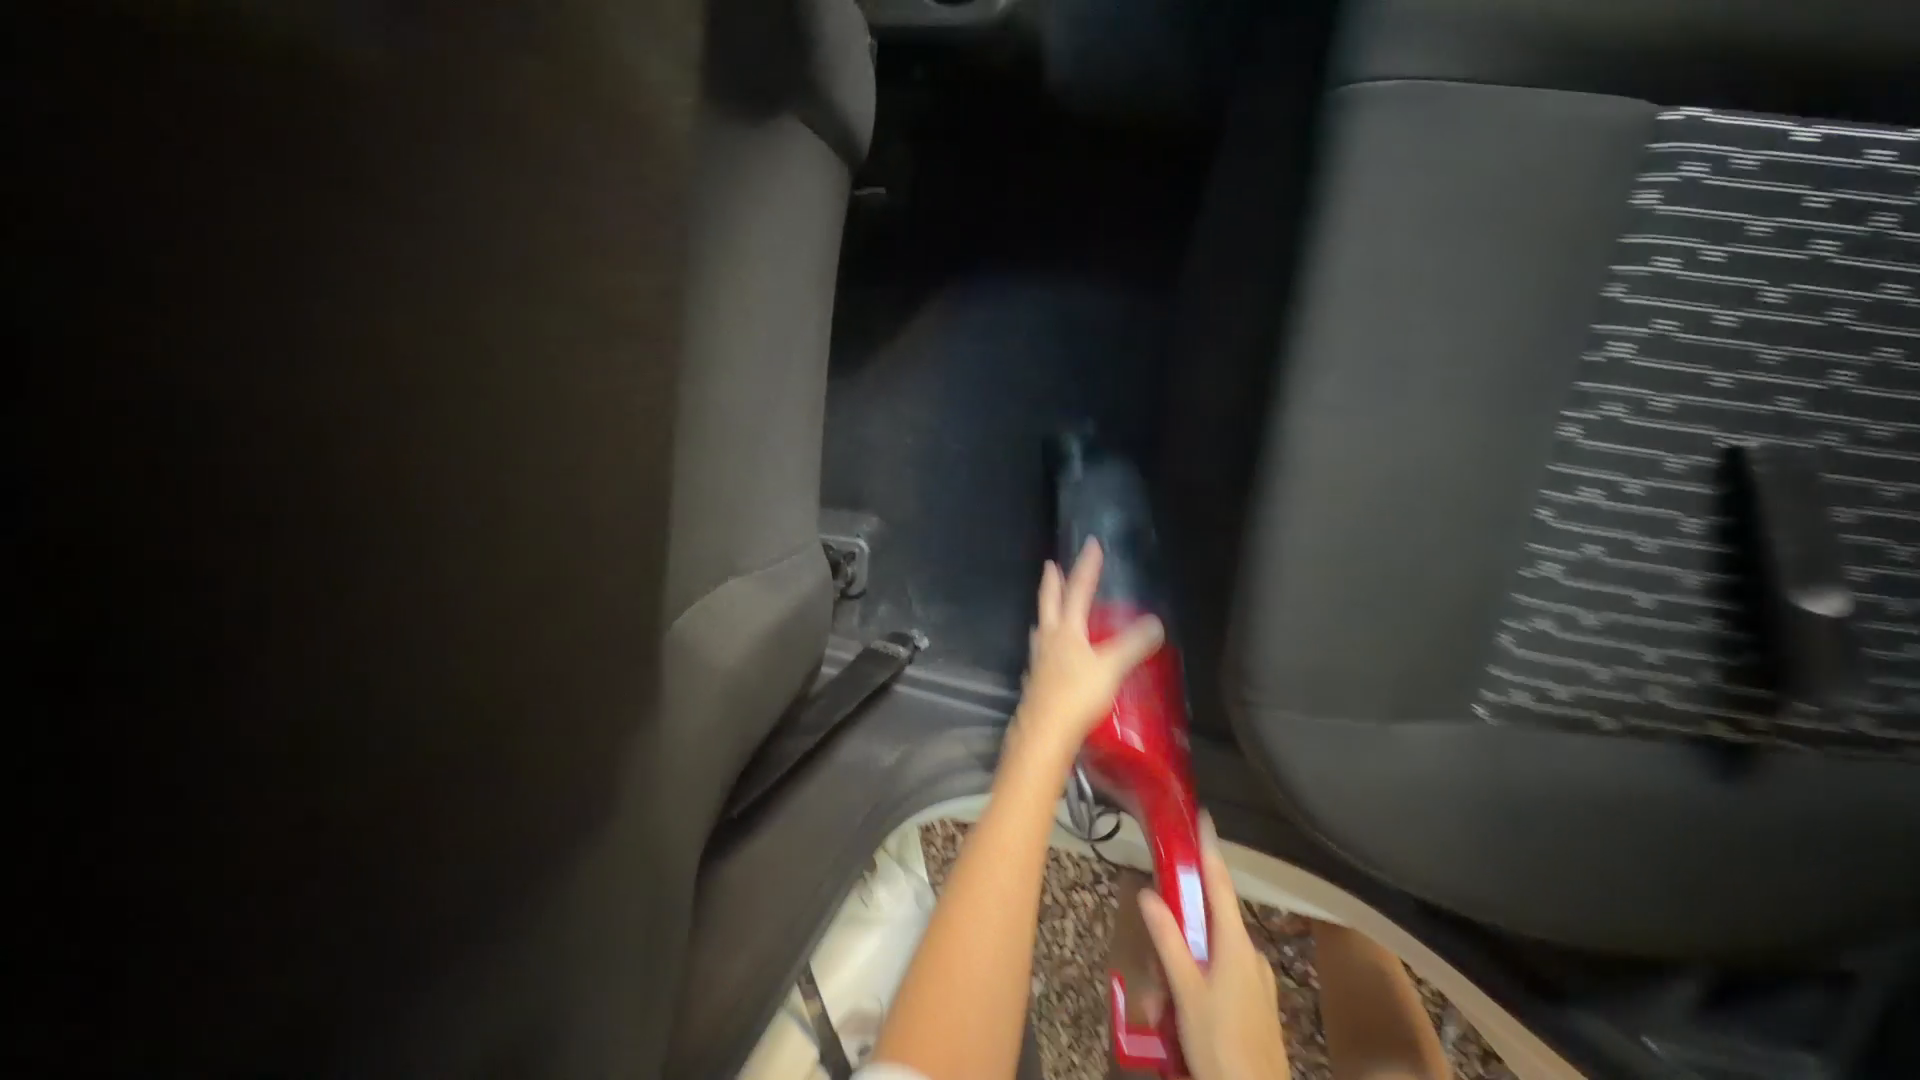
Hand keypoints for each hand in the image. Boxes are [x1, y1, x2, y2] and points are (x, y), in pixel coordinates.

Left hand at [1010, 538, 1165, 765]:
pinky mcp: (1036, 682)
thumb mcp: (1111, 668)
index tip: (1091, 544)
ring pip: (1042, 628)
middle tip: (1051, 565)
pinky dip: (1047, 645)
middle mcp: (1048, 639)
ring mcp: (1039, 661)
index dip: (1087, 567)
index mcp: (1066, 630)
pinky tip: (1049, 656)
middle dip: (1052, 582)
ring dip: (1046, 614)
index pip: (1078, 590)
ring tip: (1049, 610)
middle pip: (1049, 603)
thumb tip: (1156, 623)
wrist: (1044, 733)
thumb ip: (1133, 645)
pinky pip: (1042, 654)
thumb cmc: (1076, 696)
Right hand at [1139, 814, 1290, 1079]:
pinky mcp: (1256, 1002)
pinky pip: (1224, 973)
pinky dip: (1201, 976)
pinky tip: (1184, 1006)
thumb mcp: (1185, 991)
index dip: (1210, 852)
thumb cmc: (1219, 1042)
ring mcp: (1257, 980)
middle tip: (1157, 943)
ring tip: (1164, 997)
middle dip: (1182, 924)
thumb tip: (1150, 894)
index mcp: (1236, 945)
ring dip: (1188, 959)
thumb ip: (1168, 941)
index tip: (1203, 819)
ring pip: (1215, 951)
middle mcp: (1251, 954)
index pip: (1220, 886)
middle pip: (1213, 921)